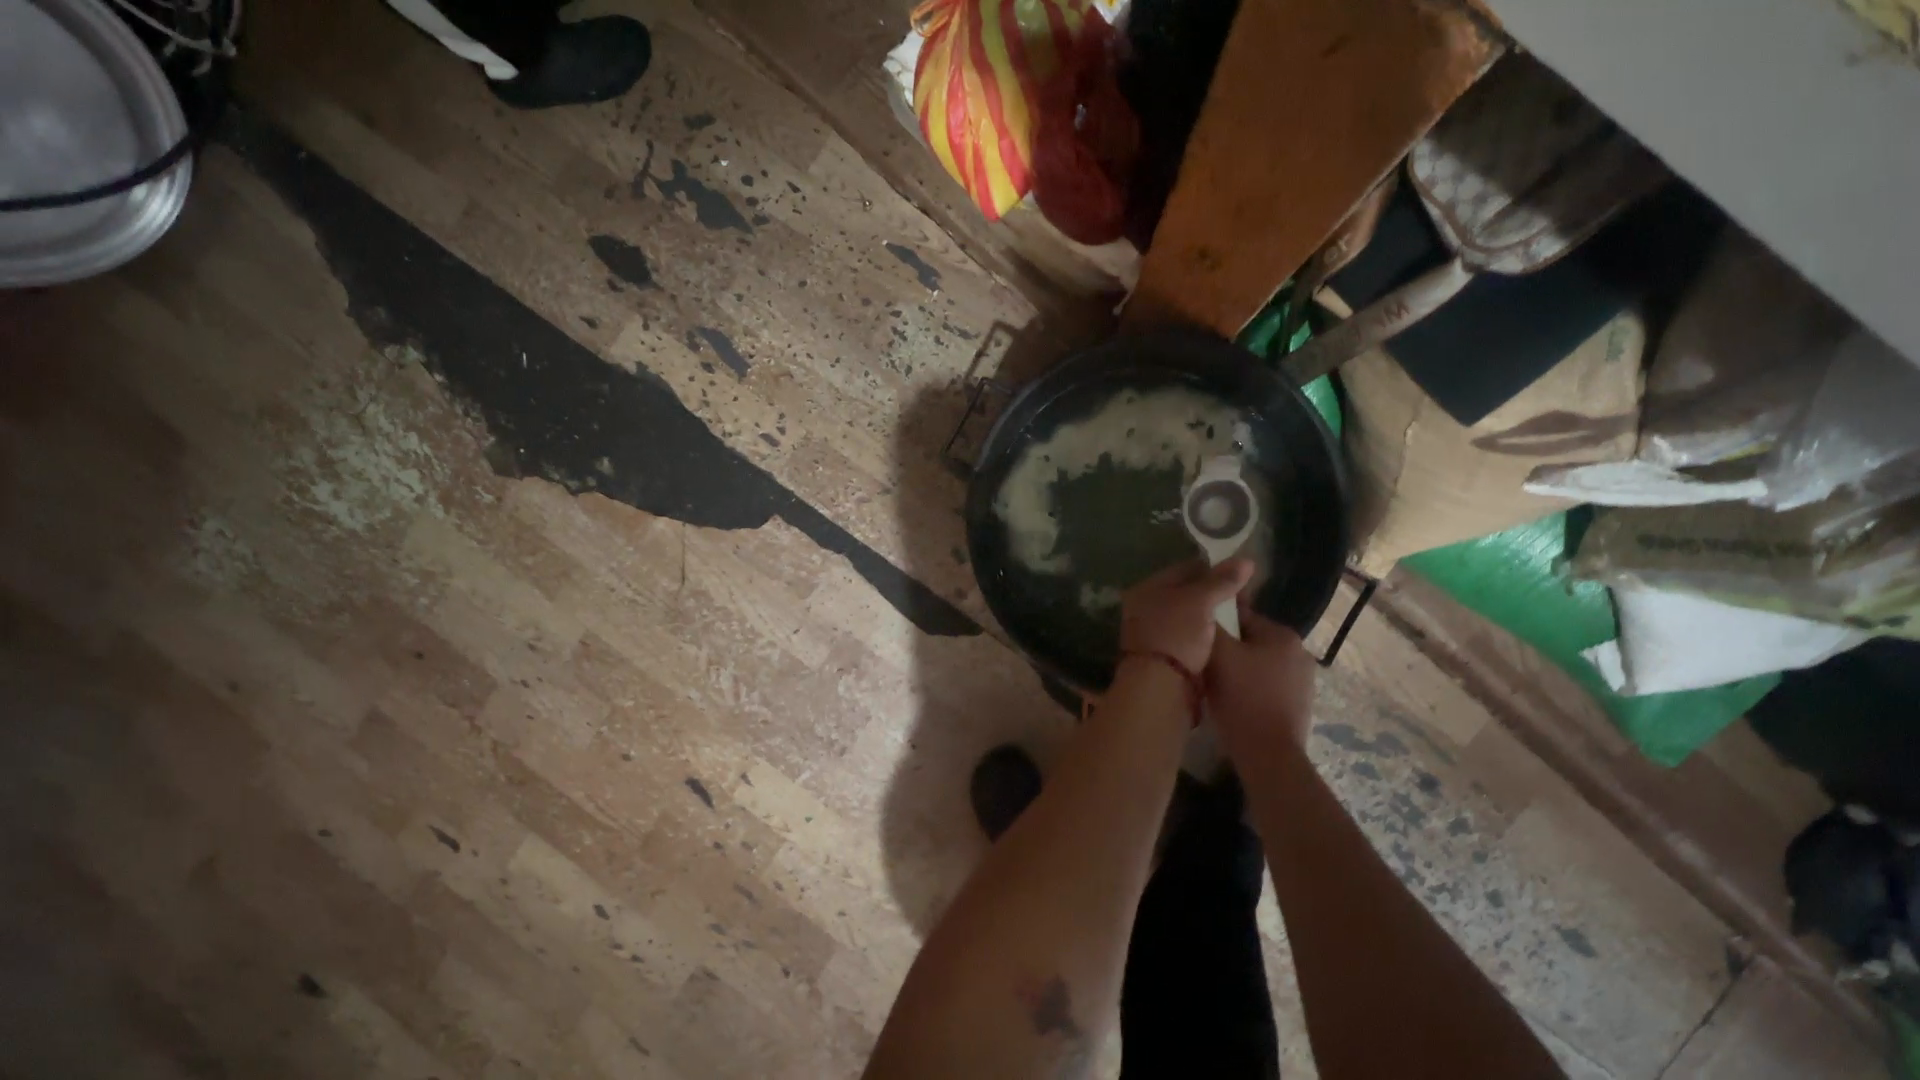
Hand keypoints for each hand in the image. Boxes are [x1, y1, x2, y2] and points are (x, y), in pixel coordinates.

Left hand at [1118, 558, 1254, 674]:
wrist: (1161, 687)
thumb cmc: (1177, 635)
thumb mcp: (1201, 602)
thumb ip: (1222, 581)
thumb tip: (1246, 560)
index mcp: (1146, 589)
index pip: (1185, 569)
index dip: (1214, 569)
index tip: (1241, 576)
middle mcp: (1145, 608)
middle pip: (1186, 594)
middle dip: (1214, 594)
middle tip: (1243, 599)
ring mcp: (1153, 633)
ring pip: (1189, 617)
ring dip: (1211, 616)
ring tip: (1238, 617)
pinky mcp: (1164, 656)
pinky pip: (1189, 637)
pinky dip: (1205, 635)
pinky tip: (1225, 637)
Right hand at [1206, 602, 1315, 758]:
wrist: (1269, 755)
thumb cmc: (1244, 699)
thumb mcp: (1219, 656)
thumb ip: (1211, 627)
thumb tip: (1203, 609)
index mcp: (1283, 635)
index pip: (1241, 616)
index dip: (1215, 628)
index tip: (1197, 643)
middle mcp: (1299, 652)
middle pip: (1250, 642)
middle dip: (1227, 652)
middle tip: (1202, 667)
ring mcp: (1303, 681)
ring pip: (1257, 666)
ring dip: (1236, 672)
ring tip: (1214, 688)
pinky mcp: (1299, 705)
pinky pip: (1265, 687)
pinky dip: (1249, 691)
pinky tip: (1233, 705)